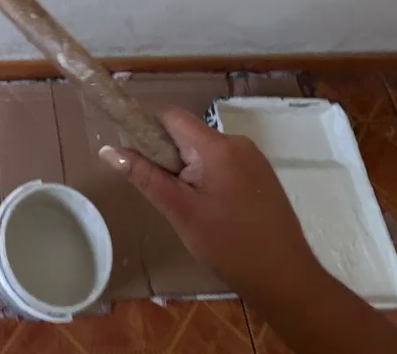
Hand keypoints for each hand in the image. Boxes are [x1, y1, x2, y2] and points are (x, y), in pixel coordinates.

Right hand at [102, 108, 321, 305]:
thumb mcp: (180, 212)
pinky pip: (224, 162)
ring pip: (205, 149)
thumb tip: (108, 150)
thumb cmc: (229, 246)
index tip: (140, 158)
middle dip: (171, 156)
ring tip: (194, 209)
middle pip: (188, 133)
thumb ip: (144, 176)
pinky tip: (216, 211)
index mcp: (216, 147)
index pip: (171, 115)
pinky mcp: (262, 174)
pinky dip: (210, 177)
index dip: (148, 128)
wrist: (288, 281)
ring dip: (190, 169)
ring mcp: (254, 157)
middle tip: (170, 195)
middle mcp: (237, 142)